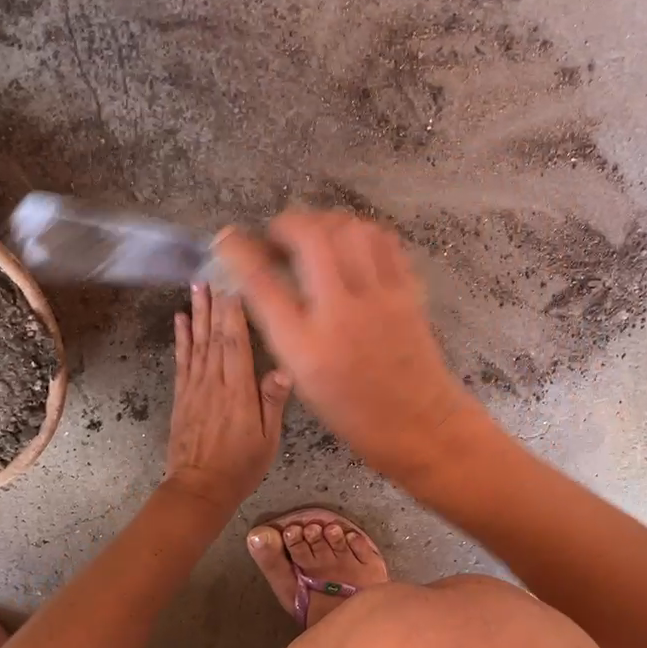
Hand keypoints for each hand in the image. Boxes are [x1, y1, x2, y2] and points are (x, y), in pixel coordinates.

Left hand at [162, 283, 291, 510]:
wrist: (200, 488)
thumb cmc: (240, 467)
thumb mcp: (268, 440)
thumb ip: (272, 402)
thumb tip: (283, 369)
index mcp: (239, 392)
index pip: (236, 343)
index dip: (234, 312)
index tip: (236, 285)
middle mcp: (215, 383)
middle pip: (214, 336)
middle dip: (215, 304)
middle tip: (213, 274)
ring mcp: (195, 388)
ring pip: (196, 343)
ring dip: (197, 312)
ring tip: (196, 286)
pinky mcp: (182, 397)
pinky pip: (182, 360)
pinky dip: (181, 338)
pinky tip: (180, 320)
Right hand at [214, 210, 484, 478]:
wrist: (420, 425)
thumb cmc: (356, 414)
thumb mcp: (304, 379)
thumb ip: (285, 331)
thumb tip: (268, 287)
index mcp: (305, 346)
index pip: (262, 282)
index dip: (238, 251)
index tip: (227, 238)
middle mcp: (339, 314)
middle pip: (310, 238)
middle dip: (287, 224)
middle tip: (280, 235)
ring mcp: (379, 299)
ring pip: (350, 230)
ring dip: (326, 222)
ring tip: (316, 236)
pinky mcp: (408, 293)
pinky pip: (384, 243)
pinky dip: (363, 232)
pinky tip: (353, 245)